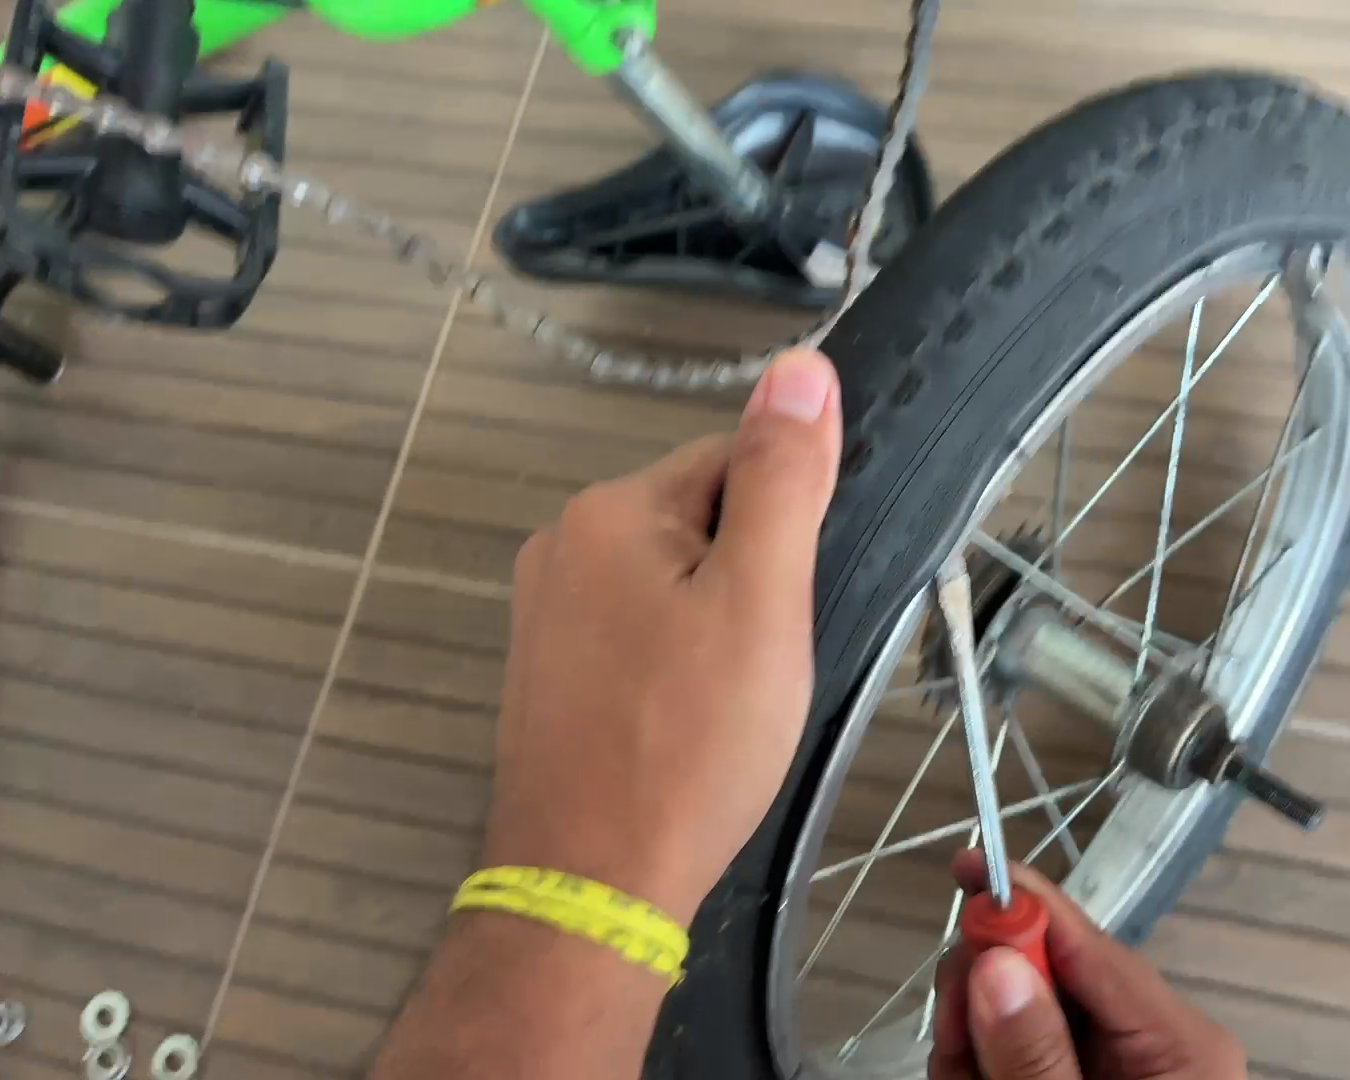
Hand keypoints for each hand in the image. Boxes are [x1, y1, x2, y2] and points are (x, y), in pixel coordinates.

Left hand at [482, 348, 842, 921]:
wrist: (595, 884)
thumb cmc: (693, 737)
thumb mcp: (762, 599)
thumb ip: (783, 478)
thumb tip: (801, 366)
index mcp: (615, 509)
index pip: (736, 465)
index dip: (786, 526)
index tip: (795, 598)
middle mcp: (566, 541)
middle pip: (705, 518)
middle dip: (754, 571)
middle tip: (770, 654)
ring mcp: (548, 607)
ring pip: (677, 574)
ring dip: (723, 611)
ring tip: (738, 687)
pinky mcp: (550, 663)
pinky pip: (642, 621)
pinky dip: (683, 646)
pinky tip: (693, 705)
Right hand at [929, 852, 1246, 1079]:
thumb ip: (1036, 1057)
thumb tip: (995, 961)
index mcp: (1174, 1040)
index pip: (1086, 938)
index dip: (1022, 897)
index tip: (964, 868)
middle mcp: (1145, 1039)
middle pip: (1046, 968)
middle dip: (985, 991)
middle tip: (951, 1043)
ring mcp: (1111, 1063)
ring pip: (1018, 1007)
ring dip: (972, 1040)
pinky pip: (1014, 1047)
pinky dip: (978, 1066)